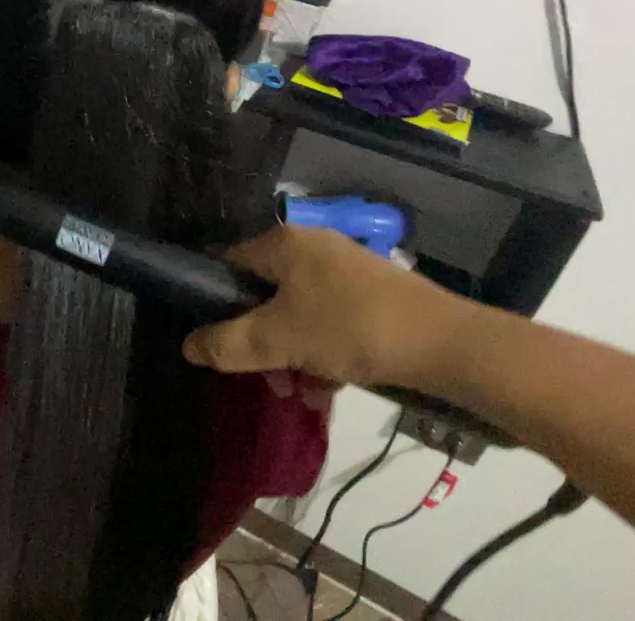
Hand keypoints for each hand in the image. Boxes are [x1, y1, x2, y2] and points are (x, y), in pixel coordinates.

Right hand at [183, 224, 470, 390]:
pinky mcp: (374, 295)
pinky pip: (330, 320)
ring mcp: (346, 270)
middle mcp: (312, 246)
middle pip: (264, 292)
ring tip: (300, 392)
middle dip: (258, 338)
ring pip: (298, 311)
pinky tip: (328, 386)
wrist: (446, 344)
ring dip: (290, 353)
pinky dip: (322, 351)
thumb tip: (188, 345)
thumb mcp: (278, 341)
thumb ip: (227, 343)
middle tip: (262, 376)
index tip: (211, 336)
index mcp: (284, 243)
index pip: (228, 260)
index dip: (213, 297)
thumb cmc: (349, 328)